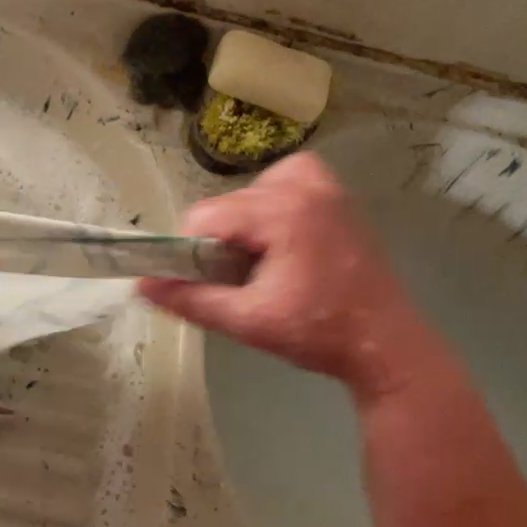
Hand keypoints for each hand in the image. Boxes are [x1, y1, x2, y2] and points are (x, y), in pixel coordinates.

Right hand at [139, 154, 426, 397]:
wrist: (385, 345)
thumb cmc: (318, 333)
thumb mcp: (246, 321)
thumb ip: (191, 299)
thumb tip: (141, 285)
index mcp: (282, 212)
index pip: (206, 215)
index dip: (191, 250)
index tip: (203, 283)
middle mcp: (306, 187)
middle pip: (229, 203)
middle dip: (221, 240)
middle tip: (237, 282)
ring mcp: (328, 188)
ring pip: (255, 190)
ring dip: (244, 222)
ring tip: (257, 263)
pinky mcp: (340, 199)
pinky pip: (290, 182)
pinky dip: (274, 203)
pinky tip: (278, 239)